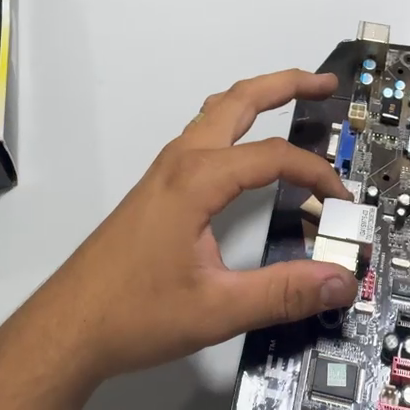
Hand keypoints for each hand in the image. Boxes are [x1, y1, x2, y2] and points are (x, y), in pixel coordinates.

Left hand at [0, 70, 356, 408]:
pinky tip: (246, 142)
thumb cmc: (132, 313)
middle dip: (285, 84)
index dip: (315, 173)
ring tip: (292, 95)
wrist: (68, 325)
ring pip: (218, 110)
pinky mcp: (160, 183)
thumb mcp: (216, 309)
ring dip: (258, 96)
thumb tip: (337, 280)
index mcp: (197, 179)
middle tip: (324, 83)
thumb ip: (283, 293)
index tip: (341, 199)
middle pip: (240, 100)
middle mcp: (182, 160)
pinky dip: (236, 118)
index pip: (273, 157)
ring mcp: (167, 168)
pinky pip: (205, 131)